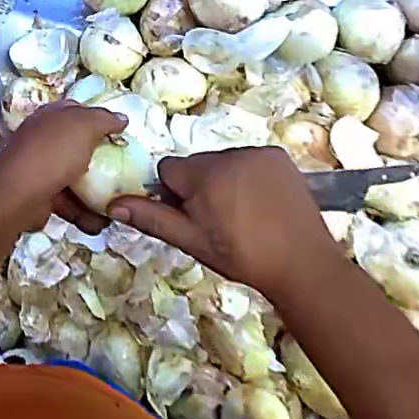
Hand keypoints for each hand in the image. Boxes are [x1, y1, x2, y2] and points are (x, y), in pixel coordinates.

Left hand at [0, 101, 125, 233]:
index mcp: (53, 116)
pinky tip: (100, 223)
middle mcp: (46, 140)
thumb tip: (122, 118)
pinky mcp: (43, 196)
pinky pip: (69, 202)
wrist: (20, 194)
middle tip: (125, 172)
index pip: (78, 111)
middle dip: (101, 161)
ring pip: (76, 178)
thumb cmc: (53, 151)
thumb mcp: (84, 125)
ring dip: (96, 194)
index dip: (99, 119)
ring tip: (117, 206)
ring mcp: (43, 168)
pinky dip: (84, 213)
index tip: (121, 133)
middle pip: (79, 147)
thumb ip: (104, 119)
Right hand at [109, 147, 339, 300]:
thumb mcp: (192, 241)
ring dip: (224, 180)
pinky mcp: (278, 156)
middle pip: (196, 164)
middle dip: (200, 186)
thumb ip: (152, 218)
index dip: (175, 194)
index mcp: (202, 174)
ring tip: (243, 213)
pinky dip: (249, 175)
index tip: (193, 217)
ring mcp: (256, 152)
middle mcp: (227, 154)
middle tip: (218, 220)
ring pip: (222, 161)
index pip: (169, 170)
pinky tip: (261, 201)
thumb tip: (114, 205)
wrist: (303, 265)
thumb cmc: (242, 256)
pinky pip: (249, 159)